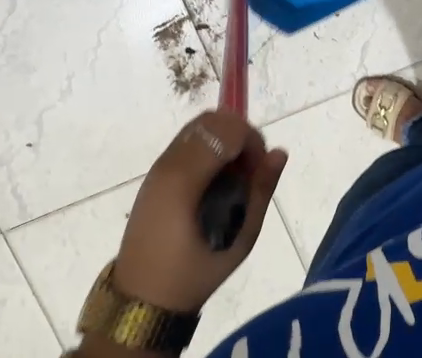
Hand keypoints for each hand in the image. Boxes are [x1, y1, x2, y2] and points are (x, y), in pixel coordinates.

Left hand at [111, 110, 288, 312]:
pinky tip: (216, 181)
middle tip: (250, 169)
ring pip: (199, 127)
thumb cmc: (194, 273)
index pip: (226, 130)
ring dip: (224, 140)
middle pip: (212, 120)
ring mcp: (157, 169)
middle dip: (239, 135)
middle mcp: (167, 165)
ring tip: (234, 176)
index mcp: (184, 180)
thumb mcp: (239, 239)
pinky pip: (188, 142)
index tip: (259, 170)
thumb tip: (279, 152)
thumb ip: (261, 191)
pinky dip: (210, 148)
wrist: (142, 302)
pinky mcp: (155, 176)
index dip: (252, 141)